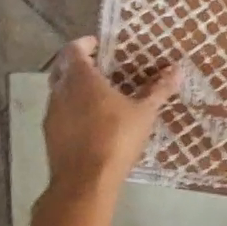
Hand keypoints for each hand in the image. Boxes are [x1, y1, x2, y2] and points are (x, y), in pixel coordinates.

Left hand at [43, 37, 180, 199]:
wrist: (85, 181)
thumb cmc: (116, 138)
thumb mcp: (144, 113)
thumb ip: (158, 90)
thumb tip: (177, 70)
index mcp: (81, 79)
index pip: (74, 50)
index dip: (85, 44)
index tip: (99, 44)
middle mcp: (60, 92)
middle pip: (62, 68)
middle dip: (78, 64)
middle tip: (100, 67)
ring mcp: (52, 114)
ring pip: (59, 91)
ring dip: (74, 87)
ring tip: (98, 94)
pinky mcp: (50, 135)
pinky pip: (59, 111)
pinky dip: (72, 108)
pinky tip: (90, 121)